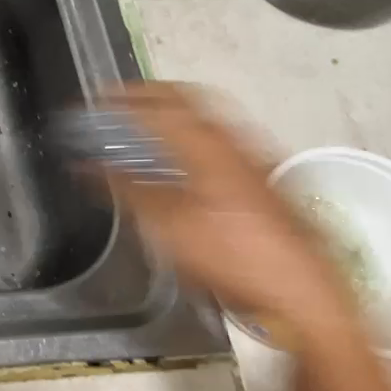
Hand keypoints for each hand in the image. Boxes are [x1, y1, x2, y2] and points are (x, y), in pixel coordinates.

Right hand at [104, 83, 357, 344]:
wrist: (303, 295)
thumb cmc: (232, 258)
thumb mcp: (166, 225)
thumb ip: (124, 188)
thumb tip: (87, 166)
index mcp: (210, 147)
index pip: (164, 101)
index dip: (129, 95)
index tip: (103, 96)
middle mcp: (238, 144)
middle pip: (193, 101)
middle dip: (155, 97)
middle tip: (126, 102)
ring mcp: (259, 162)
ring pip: (211, 121)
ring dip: (177, 116)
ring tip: (150, 128)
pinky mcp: (268, 183)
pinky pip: (225, 143)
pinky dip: (196, 139)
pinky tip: (185, 163)